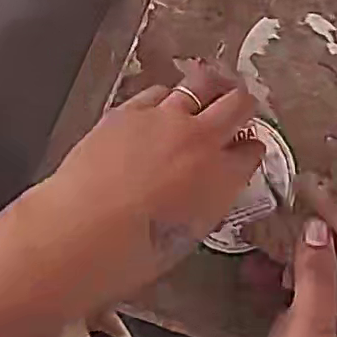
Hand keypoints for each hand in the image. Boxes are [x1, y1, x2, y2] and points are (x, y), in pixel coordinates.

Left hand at [6, 60, 262, 316]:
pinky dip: (166, 98)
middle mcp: (201, 138)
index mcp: (222, 176)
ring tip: (208, 89)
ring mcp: (165, 118)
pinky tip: (160, 106)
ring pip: (200, 84)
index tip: (248, 149)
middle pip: (237, 104)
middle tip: (240, 107)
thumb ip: (209, 200)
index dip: (251, 148)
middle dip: (243, 104)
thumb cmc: (137, 251)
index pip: (251, 151)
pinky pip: (158, 93)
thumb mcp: (191, 234)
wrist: (85, 227)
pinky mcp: (130, 110)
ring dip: (209, 88)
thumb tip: (209, 187)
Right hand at [261, 193, 336, 336]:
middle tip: (276, 215)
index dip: (331, 212)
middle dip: (308, 231)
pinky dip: (291, 271)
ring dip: (294, 251)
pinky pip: (318, 278)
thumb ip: (314, 278)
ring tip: (262, 252)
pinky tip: (264, 274)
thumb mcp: (306, 334)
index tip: (304, 189)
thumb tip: (314, 228)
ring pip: (328, 260)